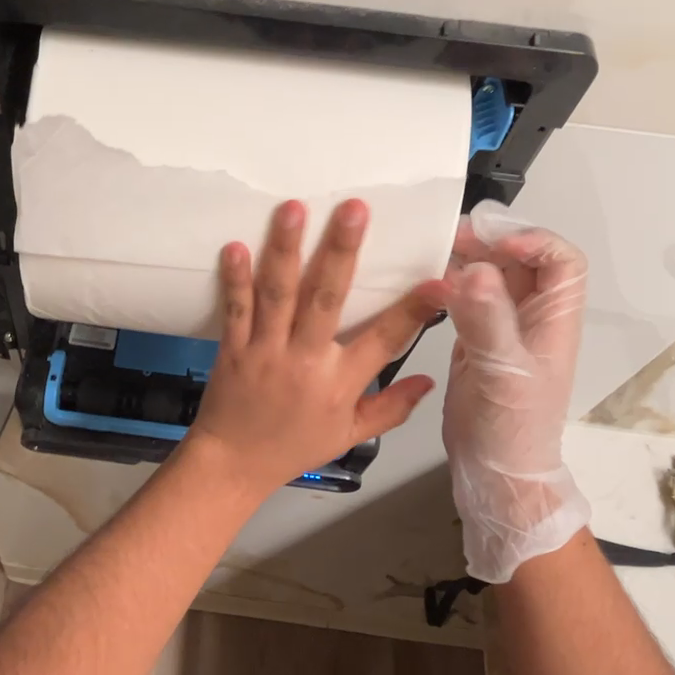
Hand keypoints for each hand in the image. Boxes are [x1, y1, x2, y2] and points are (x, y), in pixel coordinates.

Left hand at [183, 198, 438, 495]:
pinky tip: (235, 246)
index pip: (384, 340)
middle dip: (342, 252)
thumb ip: (390, 408)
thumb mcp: (348, 435)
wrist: (232, 466)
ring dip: (286, 250)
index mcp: (339, 383)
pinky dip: (235, 279)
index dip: (414, 309)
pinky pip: (235, 310)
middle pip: (327, 300)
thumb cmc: (292, 448)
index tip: (441, 280)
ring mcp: (266, 352)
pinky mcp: (233, 349)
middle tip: (354, 209)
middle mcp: (305, 361)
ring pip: (278, 295)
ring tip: (293, 209)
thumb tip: (427, 380)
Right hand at [417, 200, 591, 582]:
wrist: (494, 472)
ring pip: (490, 280)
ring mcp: (502, 331)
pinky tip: (421, 288)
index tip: (487, 244)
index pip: (560, 260)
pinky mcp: (474, 344)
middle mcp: (531, 318)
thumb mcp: (503, 371)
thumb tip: (476, 268)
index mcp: (554, 319)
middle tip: (444, 239)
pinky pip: (465, 303)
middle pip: (519, 262)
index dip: (531, 241)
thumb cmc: (511, 426)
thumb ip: (488, 319)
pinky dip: (446, 289)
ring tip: (426, 256)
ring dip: (463, 263)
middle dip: (488, 244)